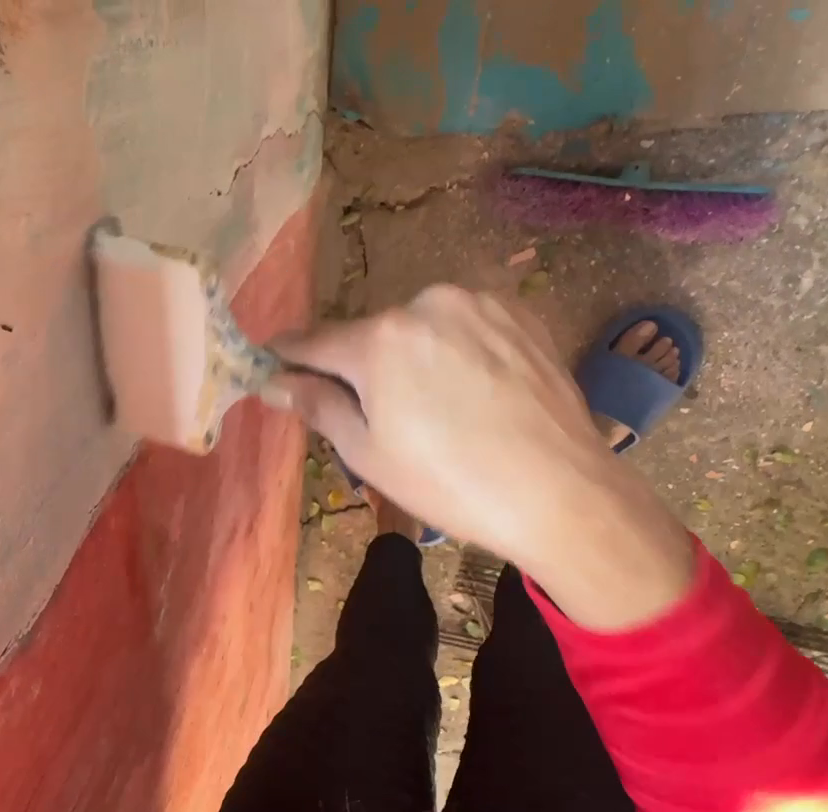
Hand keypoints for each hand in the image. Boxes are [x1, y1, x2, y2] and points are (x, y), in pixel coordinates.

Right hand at [267, 286, 695, 629]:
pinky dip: (452, 350)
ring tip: (432, 408)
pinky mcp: (520, 314)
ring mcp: (479, 304)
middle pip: (370, 335)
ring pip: (419, 328)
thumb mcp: (367, 453)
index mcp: (380, 339)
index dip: (286, 354)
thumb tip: (272, 382)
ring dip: (409, 356)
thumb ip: (317, 405)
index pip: (314, 341)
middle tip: (372, 414)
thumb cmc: (447, 482)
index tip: (268, 359)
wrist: (558, 491)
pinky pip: (463, 327)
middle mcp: (426, 304)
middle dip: (360, 365)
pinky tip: (470, 394)